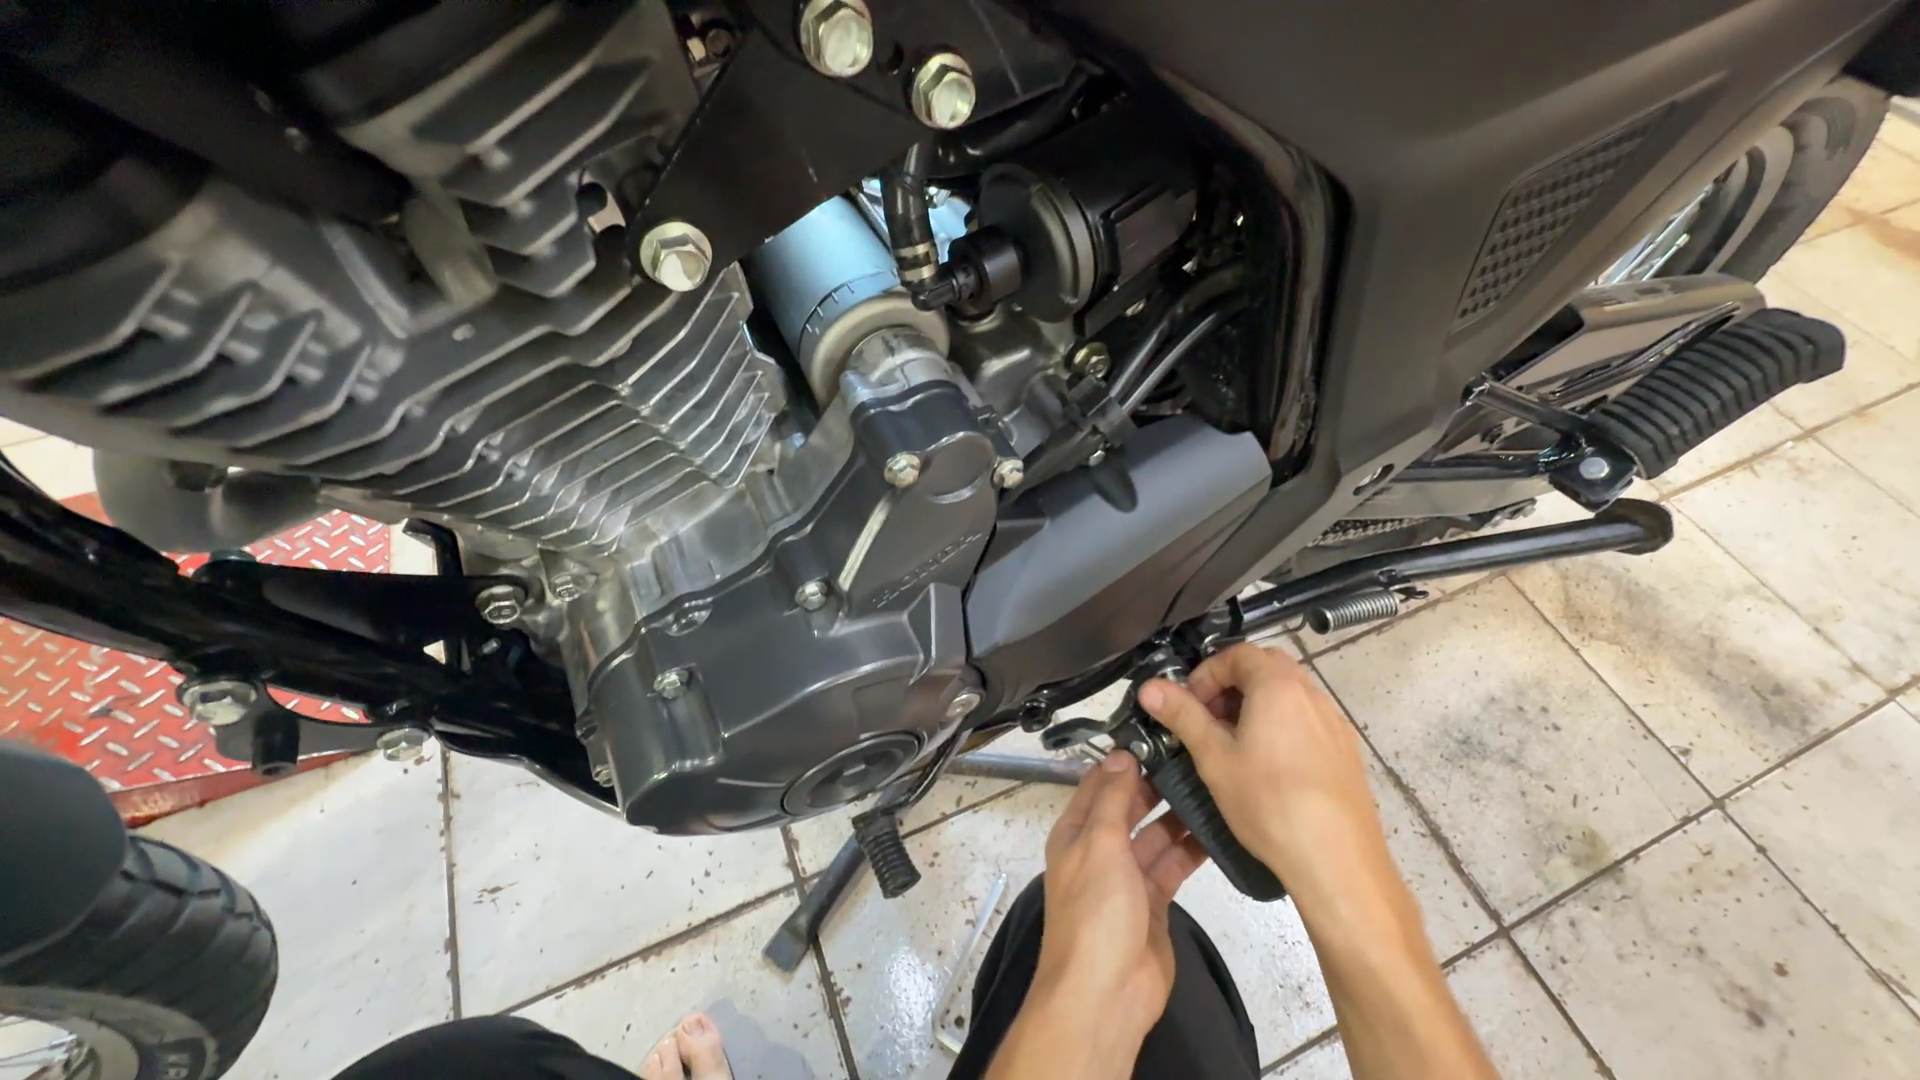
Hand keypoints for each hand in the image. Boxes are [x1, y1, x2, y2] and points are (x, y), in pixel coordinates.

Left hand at [1032, 751, 1209, 1045]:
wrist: (1106, 991)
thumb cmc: (1095, 911)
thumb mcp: (1099, 844)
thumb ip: (1111, 799)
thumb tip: (1120, 754)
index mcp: (1076, 833)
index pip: (1099, 784)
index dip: (1124, 759)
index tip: (1158, 733)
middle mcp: (1099, 850)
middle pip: (1129, 807)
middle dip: (1156, 785)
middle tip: (1195, 758)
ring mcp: (1127, 878)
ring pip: (1155, 835)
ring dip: (1178, 815)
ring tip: (1213, 787)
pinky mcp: (1153, 902)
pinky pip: (1172, 865)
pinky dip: (1191, 849)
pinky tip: (1216, 830)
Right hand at [1137, 644, 1393, 909]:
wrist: (1338, 861)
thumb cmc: (1269, 803)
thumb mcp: (1214, 758)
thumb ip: (1183, 716)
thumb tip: (1150, 687)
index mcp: (1278, 686)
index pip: (1238, 654)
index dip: (1206, 673)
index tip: (1189, 705)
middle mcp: (1312, 694)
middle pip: (1266, 667)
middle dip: (1231, 684)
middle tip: (1209, 719)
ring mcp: (1334, 722)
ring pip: (1289, 693)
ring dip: (1256, 704)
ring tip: (1233, 745)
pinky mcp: (1346, 751)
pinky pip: (1307, 719)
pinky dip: (1281, 724)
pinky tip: (1268, 766)